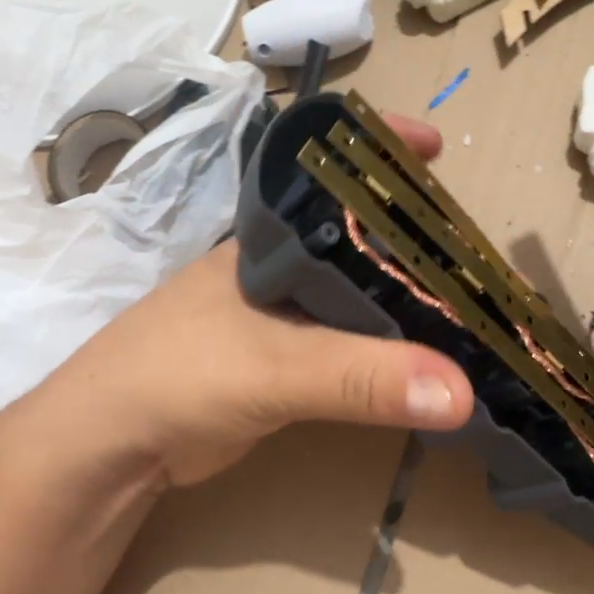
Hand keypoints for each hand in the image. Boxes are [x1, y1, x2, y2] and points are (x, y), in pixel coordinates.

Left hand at [51, 115, 474, 487]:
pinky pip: (349, 345)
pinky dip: (386, 350)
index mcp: (270, 239)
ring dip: (406, 300)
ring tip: (470, 305)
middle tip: (480, 252)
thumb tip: (463, 393)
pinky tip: (420, 361)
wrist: (114, 445)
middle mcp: (279, 267)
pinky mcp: (284, 365)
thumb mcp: (272, 368)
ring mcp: (280, 317)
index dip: (383, 154)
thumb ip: (362, 377)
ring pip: (358, 295)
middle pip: (359, 238)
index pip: (334, 175)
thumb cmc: (177, 376)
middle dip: (416, 237)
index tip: (439, 149)